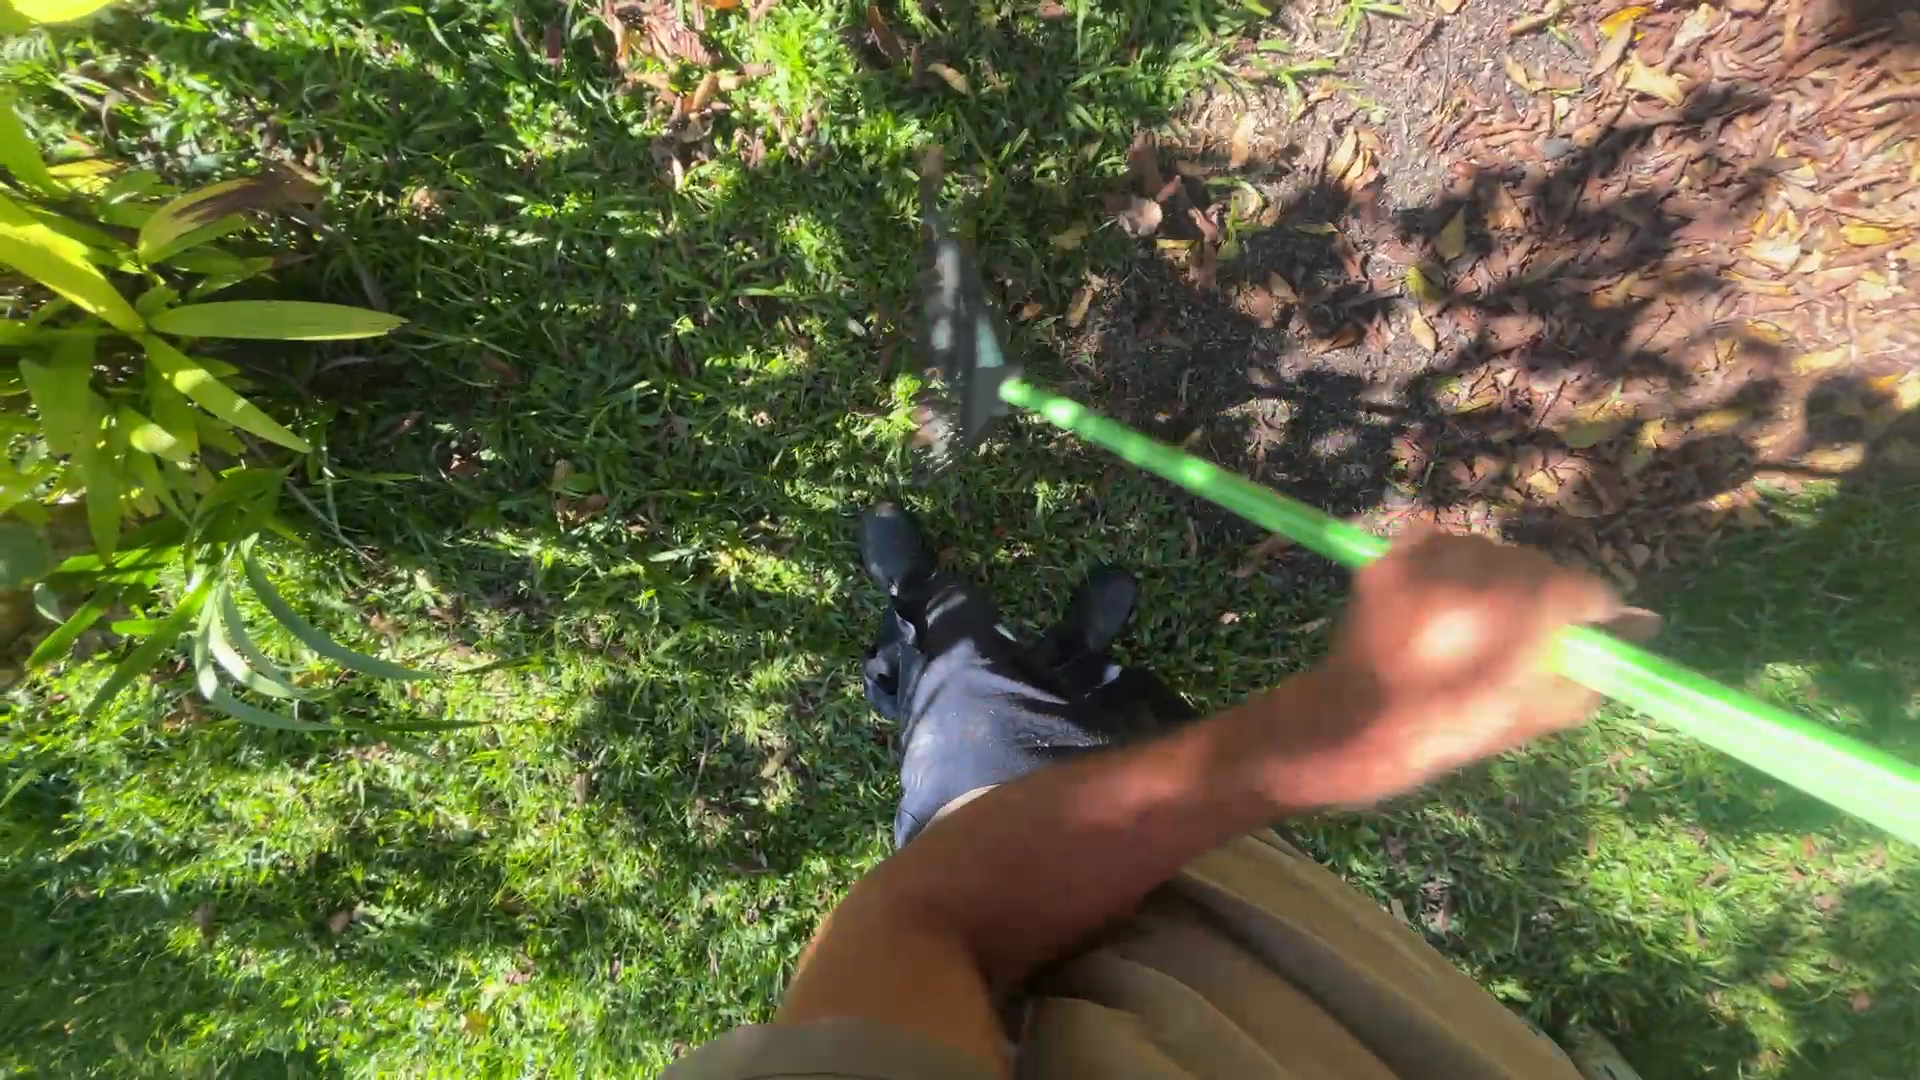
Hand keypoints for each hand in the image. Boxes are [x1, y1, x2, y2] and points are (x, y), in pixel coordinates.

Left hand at [1317, 530, 1629, 800]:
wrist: (1358, 722)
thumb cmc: (1450, 727)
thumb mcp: (1539, 710)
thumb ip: (1596, 664)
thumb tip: (1643, 624)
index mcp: (1516, 613)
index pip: (1583, 587)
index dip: (1589, 611)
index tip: (1580, 629)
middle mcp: (1469, 576)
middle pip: (1533, 564)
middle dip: (1539, 591)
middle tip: (1522, 627)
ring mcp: (1420, 565)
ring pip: (1483, 548)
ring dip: (1491, 573)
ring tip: (1476, 613)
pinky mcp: (1383, 563)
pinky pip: (1432, 541)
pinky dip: (1445, 559)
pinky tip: (1444, 591)